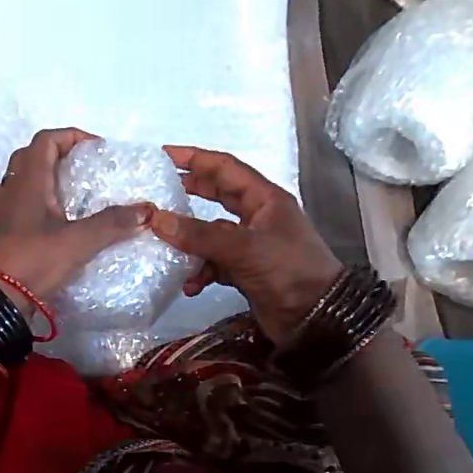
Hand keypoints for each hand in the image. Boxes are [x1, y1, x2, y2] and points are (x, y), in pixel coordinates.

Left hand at [0, 128, 153, 300]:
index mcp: (27, 181)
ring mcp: (0, 212)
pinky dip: (36, 206)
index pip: (46, 140)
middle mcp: (9, 189)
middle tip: (83, 169)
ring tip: (71, 197)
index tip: (95, 149)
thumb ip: (112, 224)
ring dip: (44, 181)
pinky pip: (17, 207)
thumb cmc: (33, 260)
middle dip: (58, 156)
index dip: (71, 136)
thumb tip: (146, 211)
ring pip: (21, 182)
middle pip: (31, 157)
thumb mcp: (78, 242)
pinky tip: (54, 225)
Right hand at [150, 145, 342, 344]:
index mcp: (264, 199)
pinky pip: (214, 266)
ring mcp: (251, 246)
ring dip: (190, 244)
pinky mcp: (245, 272)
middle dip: (189, 194)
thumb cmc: (288, 270)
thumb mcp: (243, 248)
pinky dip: (200, 273)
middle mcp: (257, 217)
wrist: (316, 316)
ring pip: (211, 236)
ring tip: (165, 248)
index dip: (195, 159)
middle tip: (159, 192)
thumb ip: (199, 235)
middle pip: (217, 197)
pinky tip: (190, 286)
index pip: (225, 168)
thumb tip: (157, 220)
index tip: (164, 155)